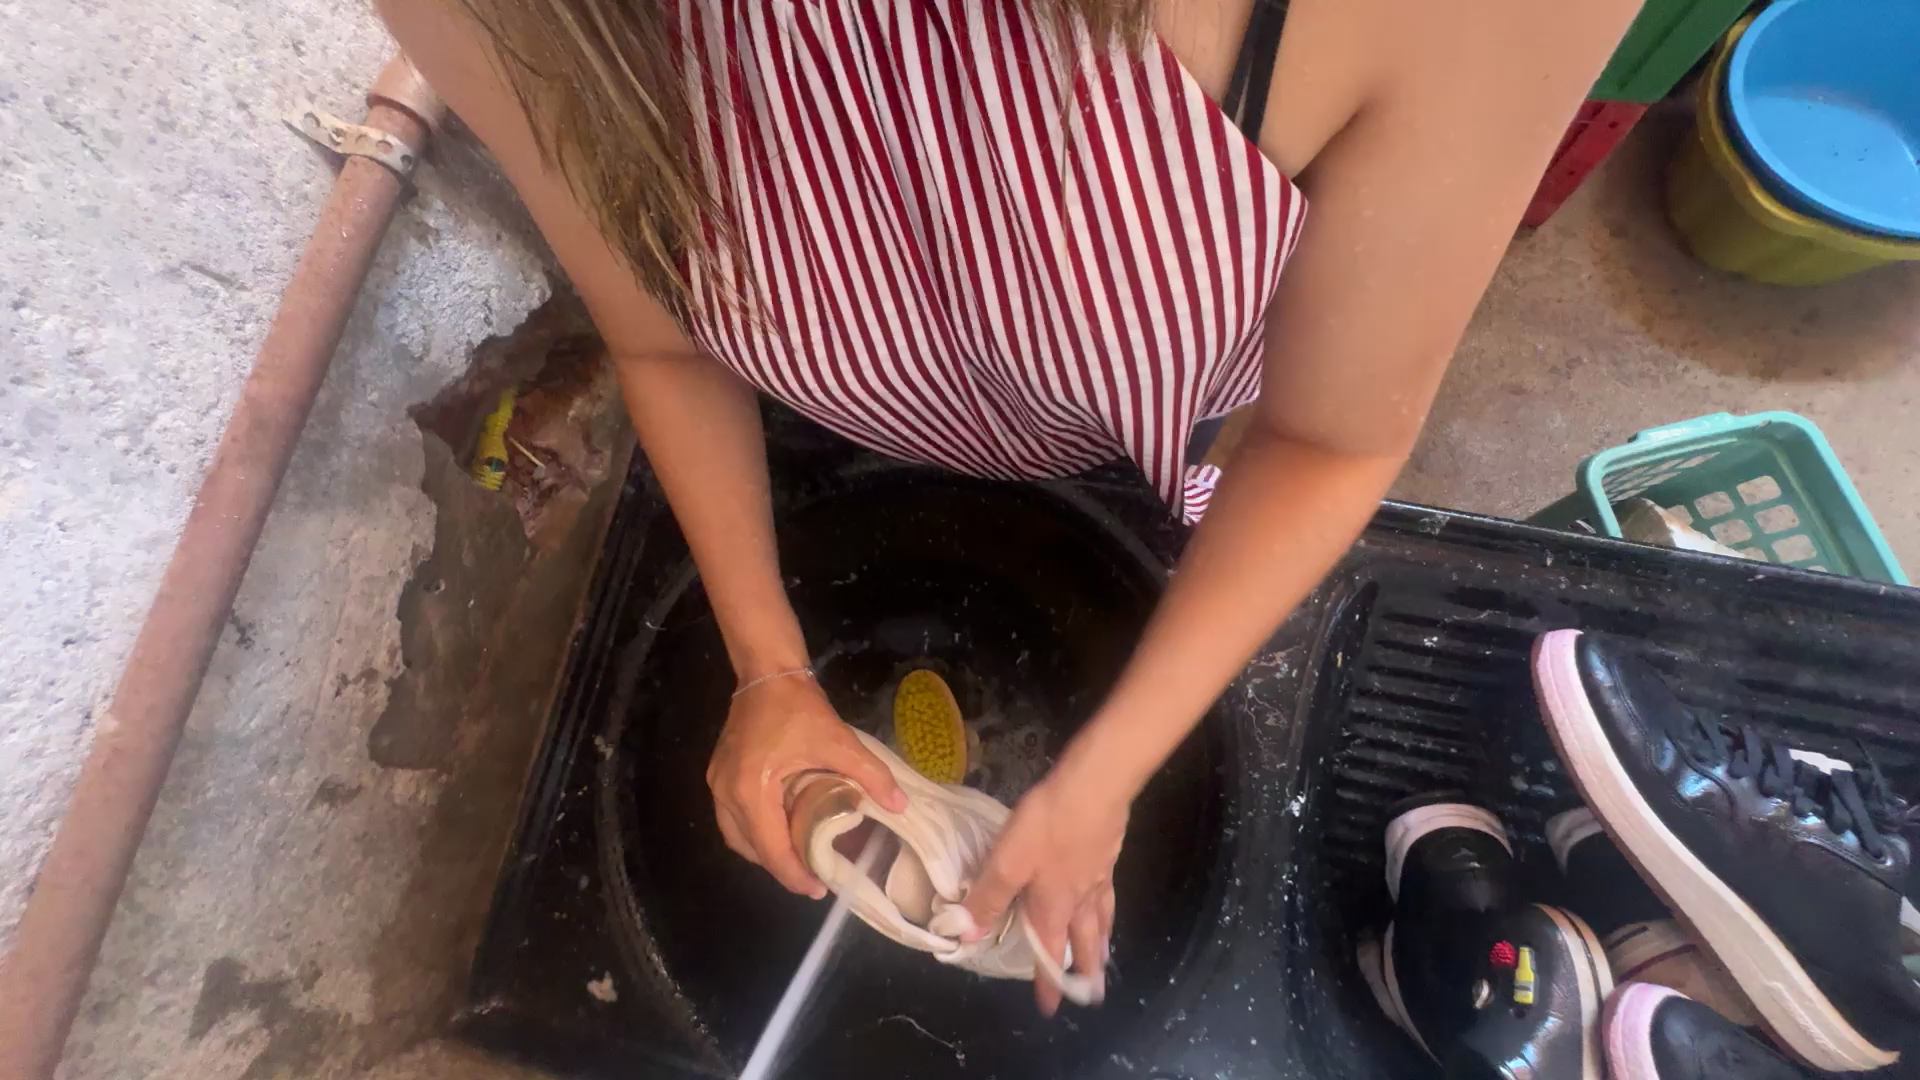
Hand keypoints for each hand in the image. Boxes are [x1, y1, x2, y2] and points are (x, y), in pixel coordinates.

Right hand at [706, 671, 906, 897]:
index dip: (795, 874)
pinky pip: (733, 817)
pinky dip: (755, 830)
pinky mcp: (718, 772)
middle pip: (751, 848)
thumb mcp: (839, 741)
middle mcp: (726, 793)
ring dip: (765, 850)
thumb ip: (870, 775)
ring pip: (738, 835)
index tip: (819, 889)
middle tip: (813, 874)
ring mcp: (717, 783)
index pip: (771, 849)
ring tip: (798, 856)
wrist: (768, 672)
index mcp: (751, 791)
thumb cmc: (800, 707)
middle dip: (781, 866)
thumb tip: (900, 805)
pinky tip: (779, 827)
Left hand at [961, 760, 1127, 1015]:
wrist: (1092, 788)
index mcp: (1053, 907)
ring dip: (1100, 942)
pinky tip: (1105, 895)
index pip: (1049, 953)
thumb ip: (989, 896)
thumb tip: (967, 937)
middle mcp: (1078, 899)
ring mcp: (1097, 876)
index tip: (1048, 1008)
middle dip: (1085, 970)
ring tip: (1104, 955)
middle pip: (1084, 942)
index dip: (1046, 981)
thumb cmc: (1047, 826)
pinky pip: (1108, 892)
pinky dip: (1107, 908)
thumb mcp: (1008, 861)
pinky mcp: (1107, 852)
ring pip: (1100, 919)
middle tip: (1092, 995)